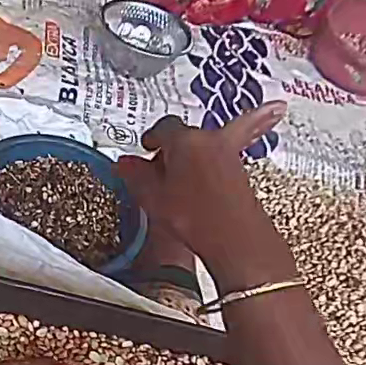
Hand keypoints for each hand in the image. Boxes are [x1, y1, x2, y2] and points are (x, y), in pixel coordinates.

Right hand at [115, 105, 296, 290]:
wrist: (235, 237)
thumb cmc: (194, 216)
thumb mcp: (153, 198)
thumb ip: (137, 176)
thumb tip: (125, 164)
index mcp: (183, 140)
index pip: (163, 127)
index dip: (152, 137)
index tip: (146, 147)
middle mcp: (209, 139)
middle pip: (186, 135)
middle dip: (172, 148)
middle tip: (159, 165)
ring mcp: (229, 153)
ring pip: (205, 145)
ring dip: (193, 156)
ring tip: (181, 177)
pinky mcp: (240, 172)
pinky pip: (220, 160)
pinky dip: (209, 166)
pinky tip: (202, 184)